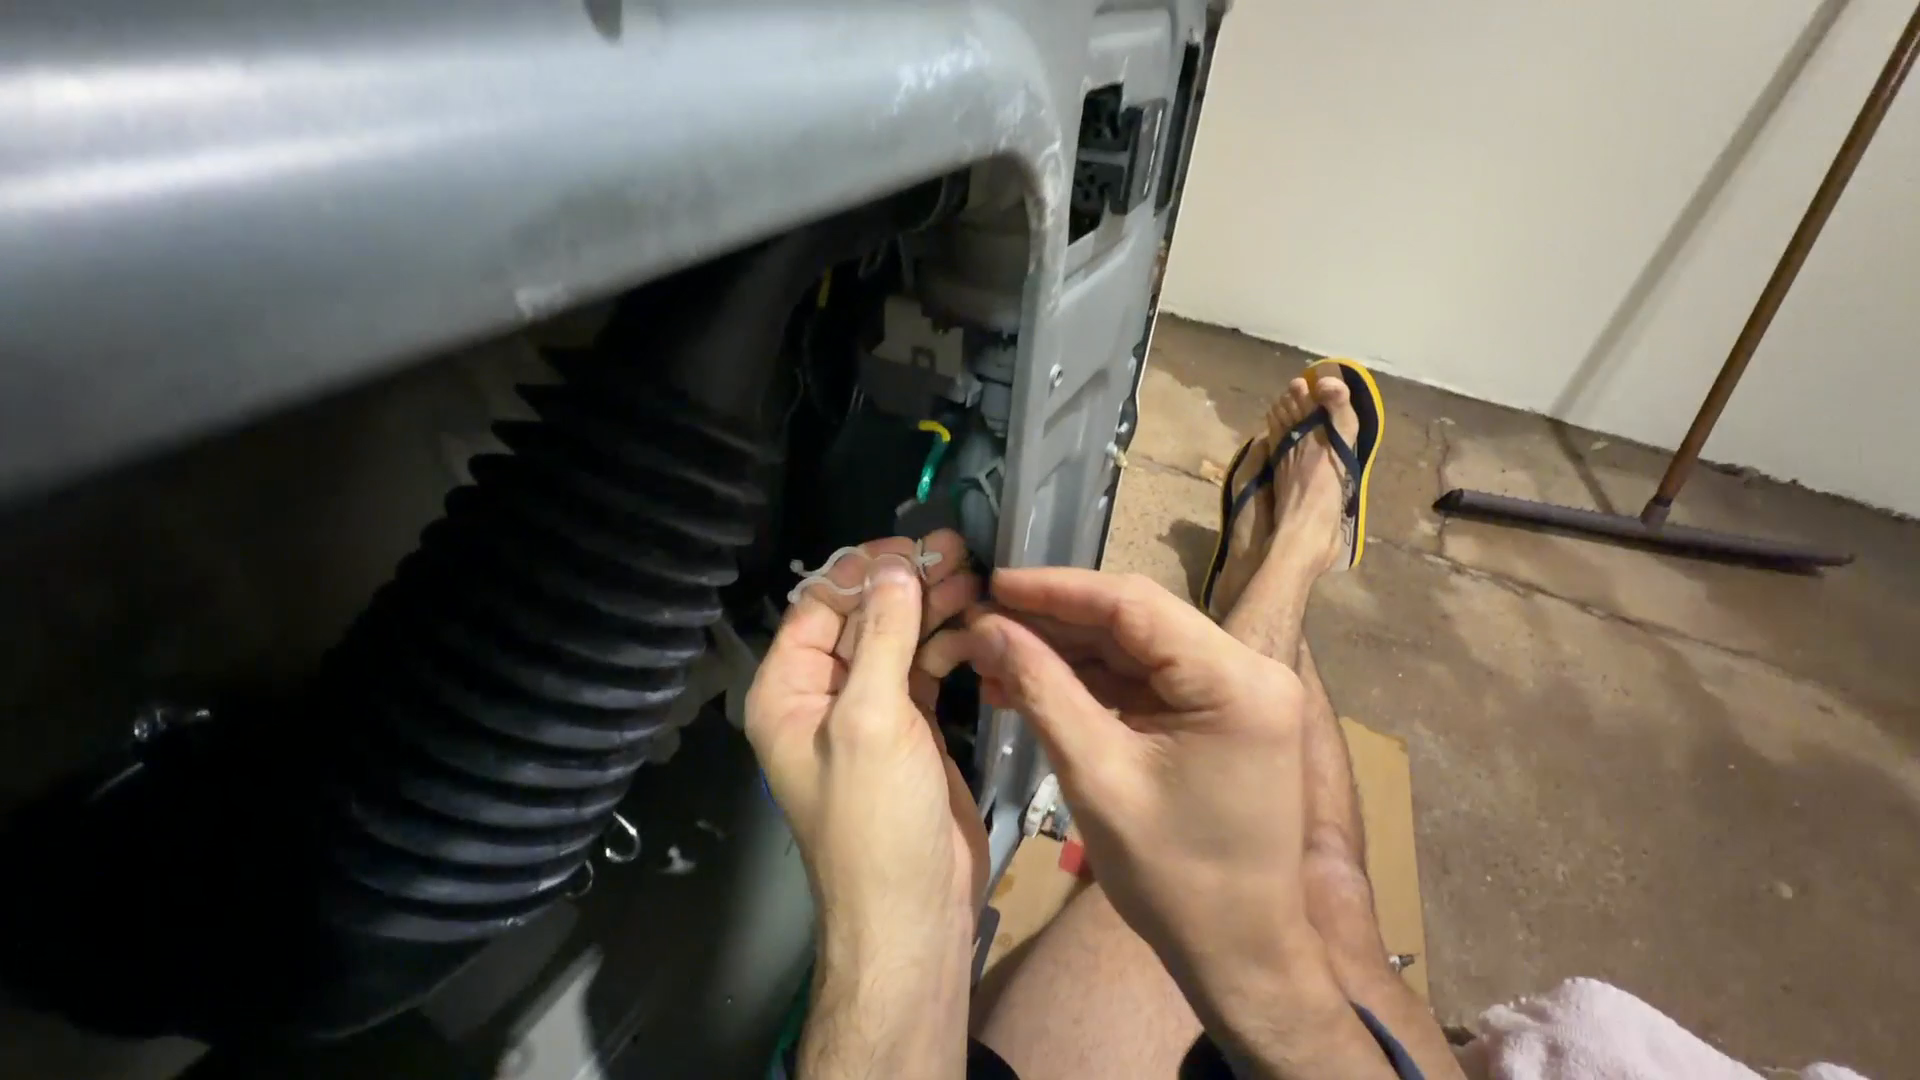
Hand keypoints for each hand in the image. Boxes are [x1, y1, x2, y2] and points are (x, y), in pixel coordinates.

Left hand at [745, 530, 987, 951]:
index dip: (861, 571)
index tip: (911, 544)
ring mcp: (870, 713)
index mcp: (789, 692)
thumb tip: (892, 565)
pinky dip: (947, 644)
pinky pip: (924, 671)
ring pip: (899, 642)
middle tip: (957, 549)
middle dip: (905, 583)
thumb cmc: (875, 818)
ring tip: (974, 574)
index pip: (818, 608)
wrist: (914, 911)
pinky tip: (976, 621)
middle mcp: (824, 696)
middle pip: (863, 619)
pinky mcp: (911, 730)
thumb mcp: (872, 719)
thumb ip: (883, 637)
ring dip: (932, 608)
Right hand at [967, 568, 1310, 966]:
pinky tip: (1031, 684)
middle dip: (1054, 620)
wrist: (1239, 953)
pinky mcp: (1215, 712)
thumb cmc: (1173, 878)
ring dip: (1064, 651)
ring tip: (993, 654)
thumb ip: (1041, 690)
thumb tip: (985, 627)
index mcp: (1237, 680)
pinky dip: (1089, 681)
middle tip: (983, 618)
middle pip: (1134, 620)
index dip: (1057, 588)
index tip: (994, 581)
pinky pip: (1142, 679)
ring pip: (1132, 647)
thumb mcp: (1097, 776)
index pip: (1135, 603)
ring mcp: (1235, 690)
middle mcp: (1248, 670)